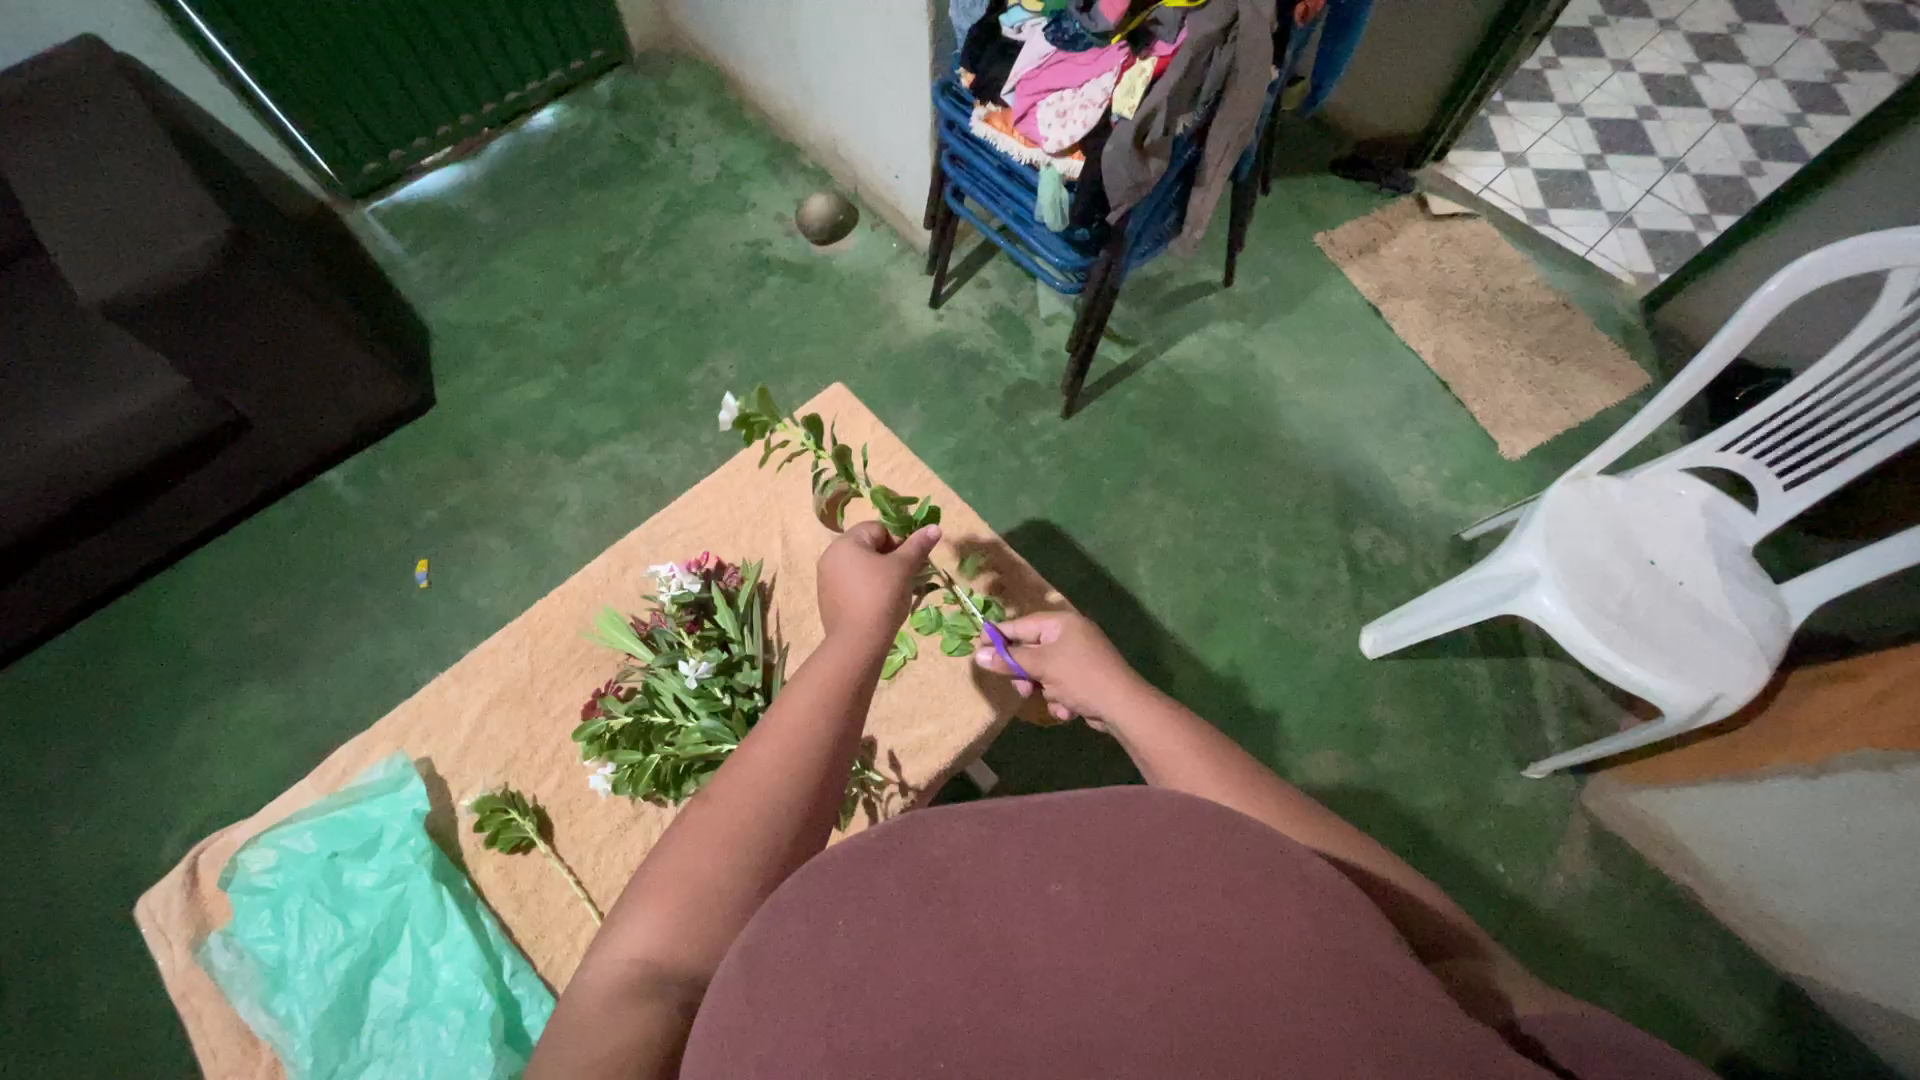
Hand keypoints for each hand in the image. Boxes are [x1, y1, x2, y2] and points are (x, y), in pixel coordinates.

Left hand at [817, 522, 940, 645]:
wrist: (858, 642)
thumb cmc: (882, 597)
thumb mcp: (904, 568)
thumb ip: (918, 545)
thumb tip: (935, 527)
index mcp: (846, 543)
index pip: (878, 529)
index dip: (898, 542)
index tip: (909, 562)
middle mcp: (831, 556)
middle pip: (868, 547)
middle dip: (890, 559)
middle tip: (906, 578)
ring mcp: (826, 580)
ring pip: (861, 568)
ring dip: (880, 575)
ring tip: (895, 593)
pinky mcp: (828, 600)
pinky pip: (852, 586)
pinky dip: (867, 590)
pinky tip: (879, 606)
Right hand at [972, 612, 1149, 729]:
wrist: (1123, 707)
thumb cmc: (1081, 677)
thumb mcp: (1041, 667)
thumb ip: (1009, 660)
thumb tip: (976, 655)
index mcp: (1061, 623)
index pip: (1021, 625)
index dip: (999, 636)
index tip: (977, 646)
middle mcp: (1070, 636)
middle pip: (1031, 651)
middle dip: (1026, 674)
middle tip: (1023, 689)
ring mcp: (1079, 658)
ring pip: (1043, 673)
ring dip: (1044, 690)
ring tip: (1055, 700)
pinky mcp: (1084, 679)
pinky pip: (1059, 686)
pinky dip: (1060, 699)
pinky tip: (1069, 709)